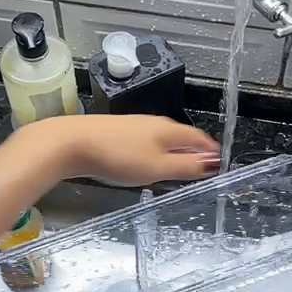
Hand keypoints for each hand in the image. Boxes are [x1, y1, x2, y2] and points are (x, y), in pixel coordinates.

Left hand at [19, 116, 217, 186]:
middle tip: (202, 168)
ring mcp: (135, 125)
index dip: (211, 151)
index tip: (219, 163)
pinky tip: (149, 163)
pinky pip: (146, 141)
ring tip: (179, 168)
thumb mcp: (157, 168)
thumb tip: (214, 162)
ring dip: (174, 151)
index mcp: (169, 130)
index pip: (199, 138)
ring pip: (163, 138)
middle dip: (194, 150)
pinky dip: (155, 152)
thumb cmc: (118, 157)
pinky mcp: (118, 131)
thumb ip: (186, 167)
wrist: (72, 143)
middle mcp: (155, 123)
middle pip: (182, 136)